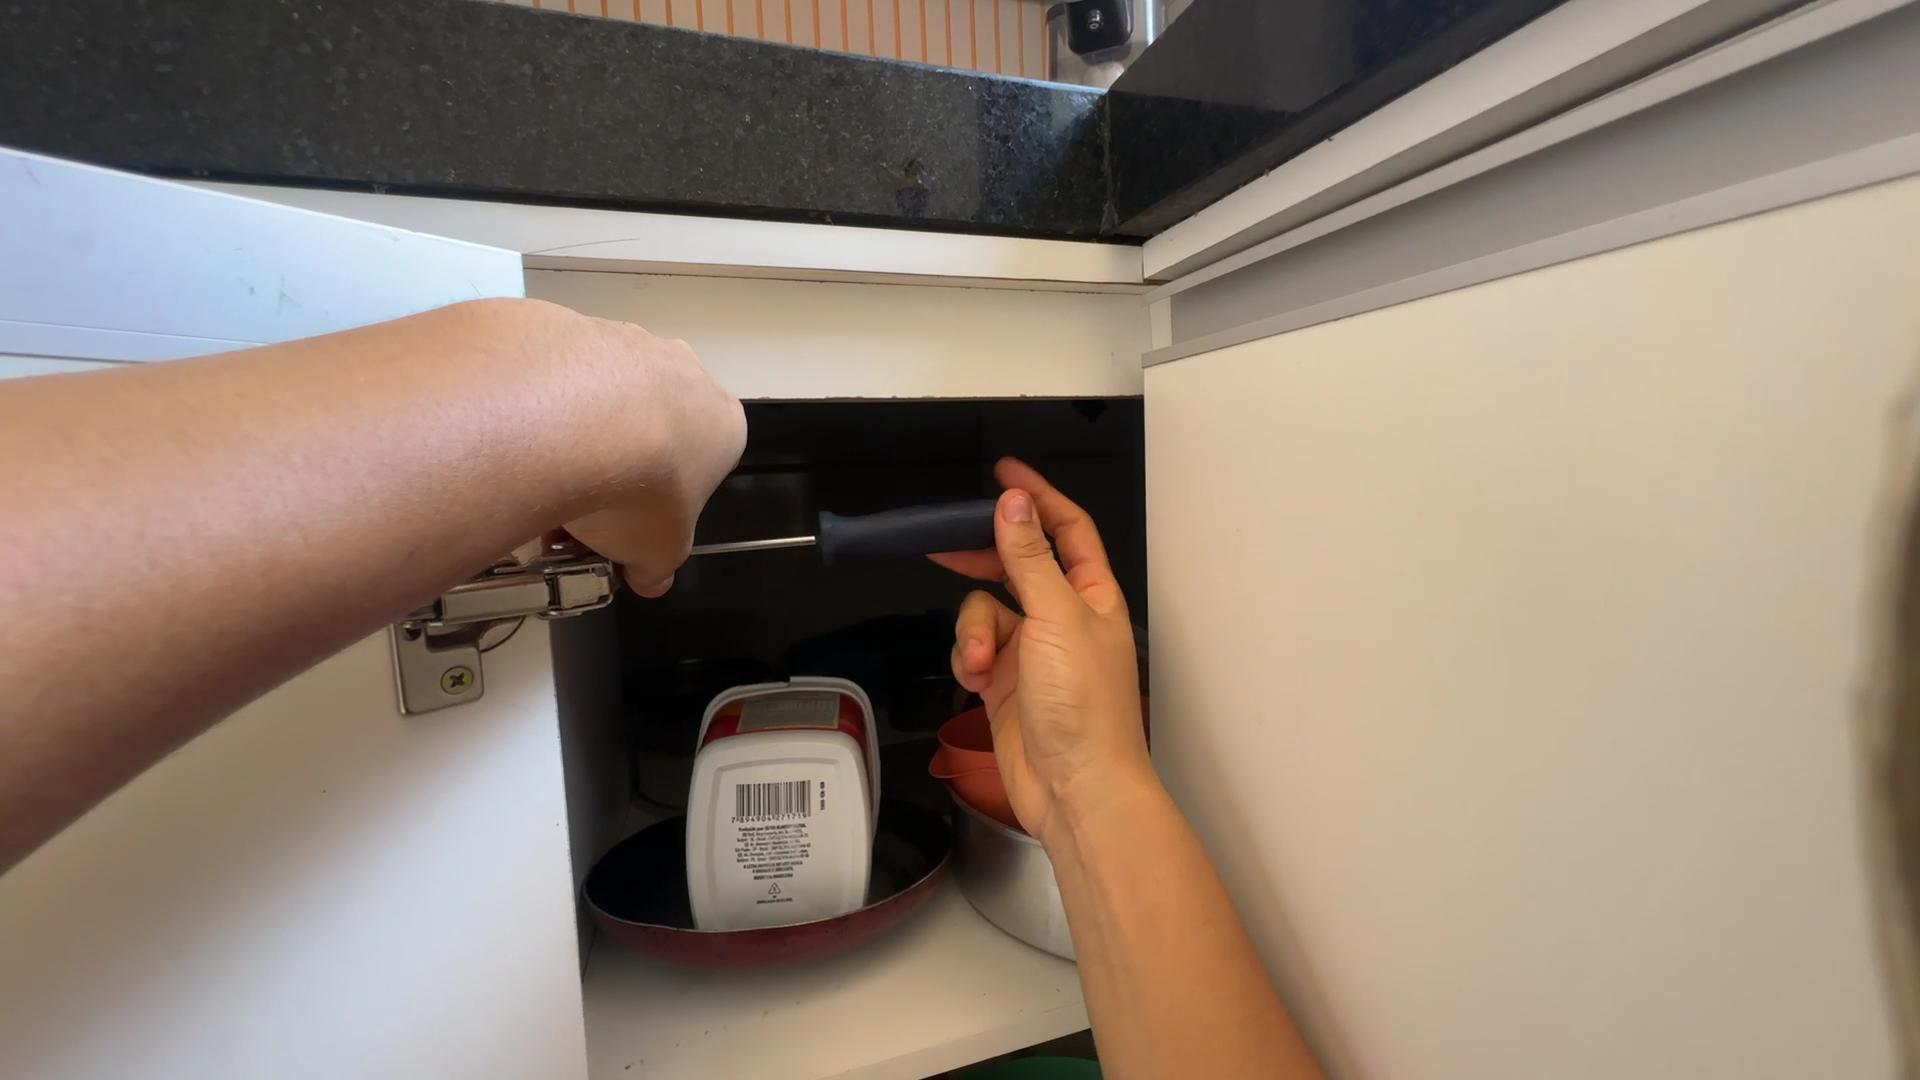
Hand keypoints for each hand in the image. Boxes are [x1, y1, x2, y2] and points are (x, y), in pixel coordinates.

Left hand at [530, 306, 745, 596]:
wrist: (569, 418)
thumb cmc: (641, 486)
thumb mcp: (659, 552)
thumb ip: (658, 566)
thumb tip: (648, 577)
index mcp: (725, 425)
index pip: (704, 464)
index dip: (668, 500)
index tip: (632, 524)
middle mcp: (687, 375)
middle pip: (656, 427)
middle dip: (623, 466)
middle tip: (584, 508)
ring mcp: (630, 342)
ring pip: (605, 398)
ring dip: (581, 437)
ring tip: (543, 479)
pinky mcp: (573, 326)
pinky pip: (558, 375)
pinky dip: (542, 406)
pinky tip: (521, 439)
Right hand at [930, 459, 1152, 846]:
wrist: (1074, 789)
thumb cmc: (1084, 707)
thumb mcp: (1055, 620)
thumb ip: (1030, 559)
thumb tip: (1015, 504)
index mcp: (1089, 594)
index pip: (1065, 527)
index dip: (1037, 495)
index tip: (1004, 470)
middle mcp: (1061, 614)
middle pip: (1015, 563)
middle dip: (981, 557)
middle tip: (943, 541)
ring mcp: (1031, 648)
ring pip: (983, 609)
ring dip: (972, 631)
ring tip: (978, 661)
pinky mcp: (1003, 679)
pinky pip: (972, 648)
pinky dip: (966, 659)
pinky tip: (973, 679)